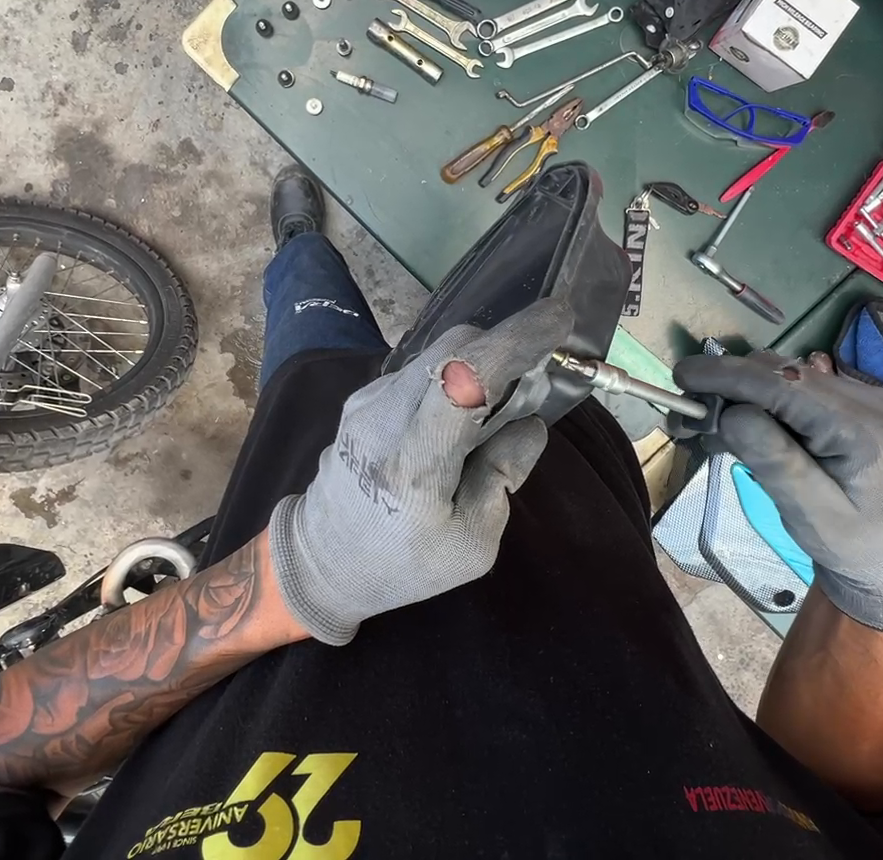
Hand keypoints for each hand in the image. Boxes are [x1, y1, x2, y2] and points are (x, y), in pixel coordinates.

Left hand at [269, 299, 572, 643]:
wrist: (322, 560)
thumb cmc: (403, 564)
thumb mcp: (471, 544)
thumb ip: (503, 476)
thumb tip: (529, 422)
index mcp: (413, 465)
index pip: (464, 379)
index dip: (515, 340)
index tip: (559, 317)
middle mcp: (382, 419)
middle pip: (452, 346)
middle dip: (503, 343)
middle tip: (539, 368)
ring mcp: (366, 402)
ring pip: (436, 351)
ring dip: (479, 359)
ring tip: (501, 398)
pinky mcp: (362, 398)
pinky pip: (420, 367)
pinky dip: (453, 373)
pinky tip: (463, 410)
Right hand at [674, 351, 882, 632]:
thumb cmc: (852, 546)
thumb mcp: (811, 514)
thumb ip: (776, 462)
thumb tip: (731, 414)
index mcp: (862, 430)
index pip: (783, 384)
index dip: (727, 375)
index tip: (681, 377)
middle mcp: (864, 401)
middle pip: (778, 372)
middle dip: (723, 386)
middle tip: (684, 419)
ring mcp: (857, 398)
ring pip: (778, 376)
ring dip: (733, 394)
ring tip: (701, 428)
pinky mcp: (844, 405)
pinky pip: (787, 390)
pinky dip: (751, 403)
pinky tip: (731, 430)